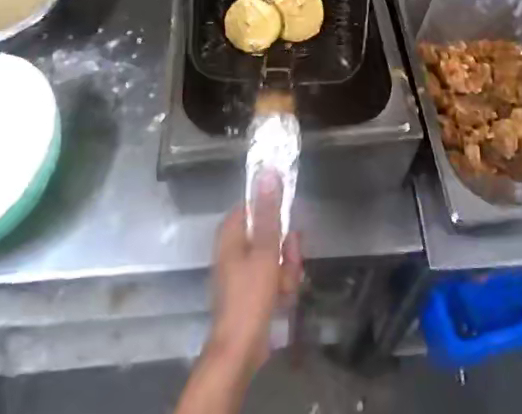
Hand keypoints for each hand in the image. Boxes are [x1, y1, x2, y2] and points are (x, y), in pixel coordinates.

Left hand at [206, 170, 301, 374]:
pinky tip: (282, 302)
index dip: (276, 213)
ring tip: (284, 291)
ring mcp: (244, 270)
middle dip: (287, 250)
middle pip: (272, 233)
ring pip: (277, 257)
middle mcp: (235, 247)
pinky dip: (282, 288)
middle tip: (288, 263)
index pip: (256, 206)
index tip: (289, 225)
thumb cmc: (249, 297)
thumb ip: (269, 212)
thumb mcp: (265, 250)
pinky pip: (275, 277)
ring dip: (287, 272)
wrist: (240, 350)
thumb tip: (267, 171)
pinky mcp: (253, 290)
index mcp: (232, 232)